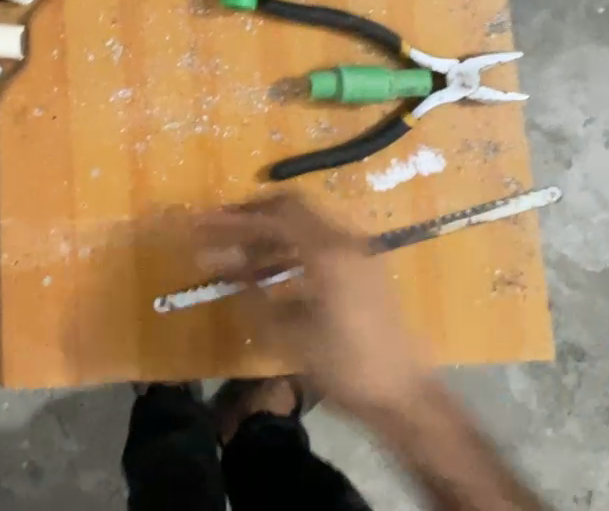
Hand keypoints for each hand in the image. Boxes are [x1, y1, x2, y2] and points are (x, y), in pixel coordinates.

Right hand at [198, 194, 433, 418]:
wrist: (406, 398)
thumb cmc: (346, 367)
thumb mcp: (290, 333)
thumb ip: (251, 290)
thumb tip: (218, 260)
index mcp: (327, 250)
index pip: (273, 213)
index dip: (234, 217)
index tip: (202, 222)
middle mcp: (344, 240)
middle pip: (289, 210)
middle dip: (249, 218)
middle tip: (216, 230)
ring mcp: (357, 253)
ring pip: (303, 227)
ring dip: (267, 236)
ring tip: (233, 256)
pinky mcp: (362, 270)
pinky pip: (318, 245)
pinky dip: (289, 251)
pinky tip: (266, 274)